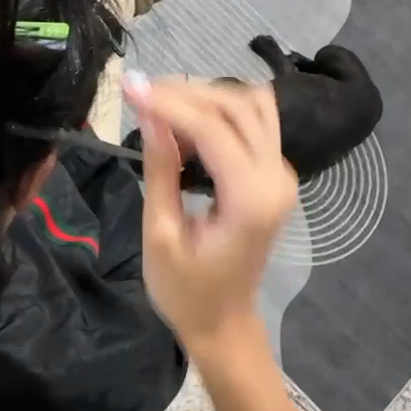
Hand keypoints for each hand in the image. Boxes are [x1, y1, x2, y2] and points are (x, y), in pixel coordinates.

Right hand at [133, 75, 298, 351]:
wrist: (222, 323)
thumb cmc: (186, 292)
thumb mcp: (161, 235)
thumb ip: (160, 171)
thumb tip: (148, 114)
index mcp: (251, 199)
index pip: (214, 128)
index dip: (170, 101)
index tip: (128, 87)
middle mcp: (277, 179)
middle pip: (240, 106)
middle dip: (187, 93)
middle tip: (140, 95)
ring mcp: (282, 175)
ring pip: (253, 107)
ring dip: (207, 98)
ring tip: (160, 109)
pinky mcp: (274, 176)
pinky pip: (254, 125)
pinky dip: (219, 114)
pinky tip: (184, 128)